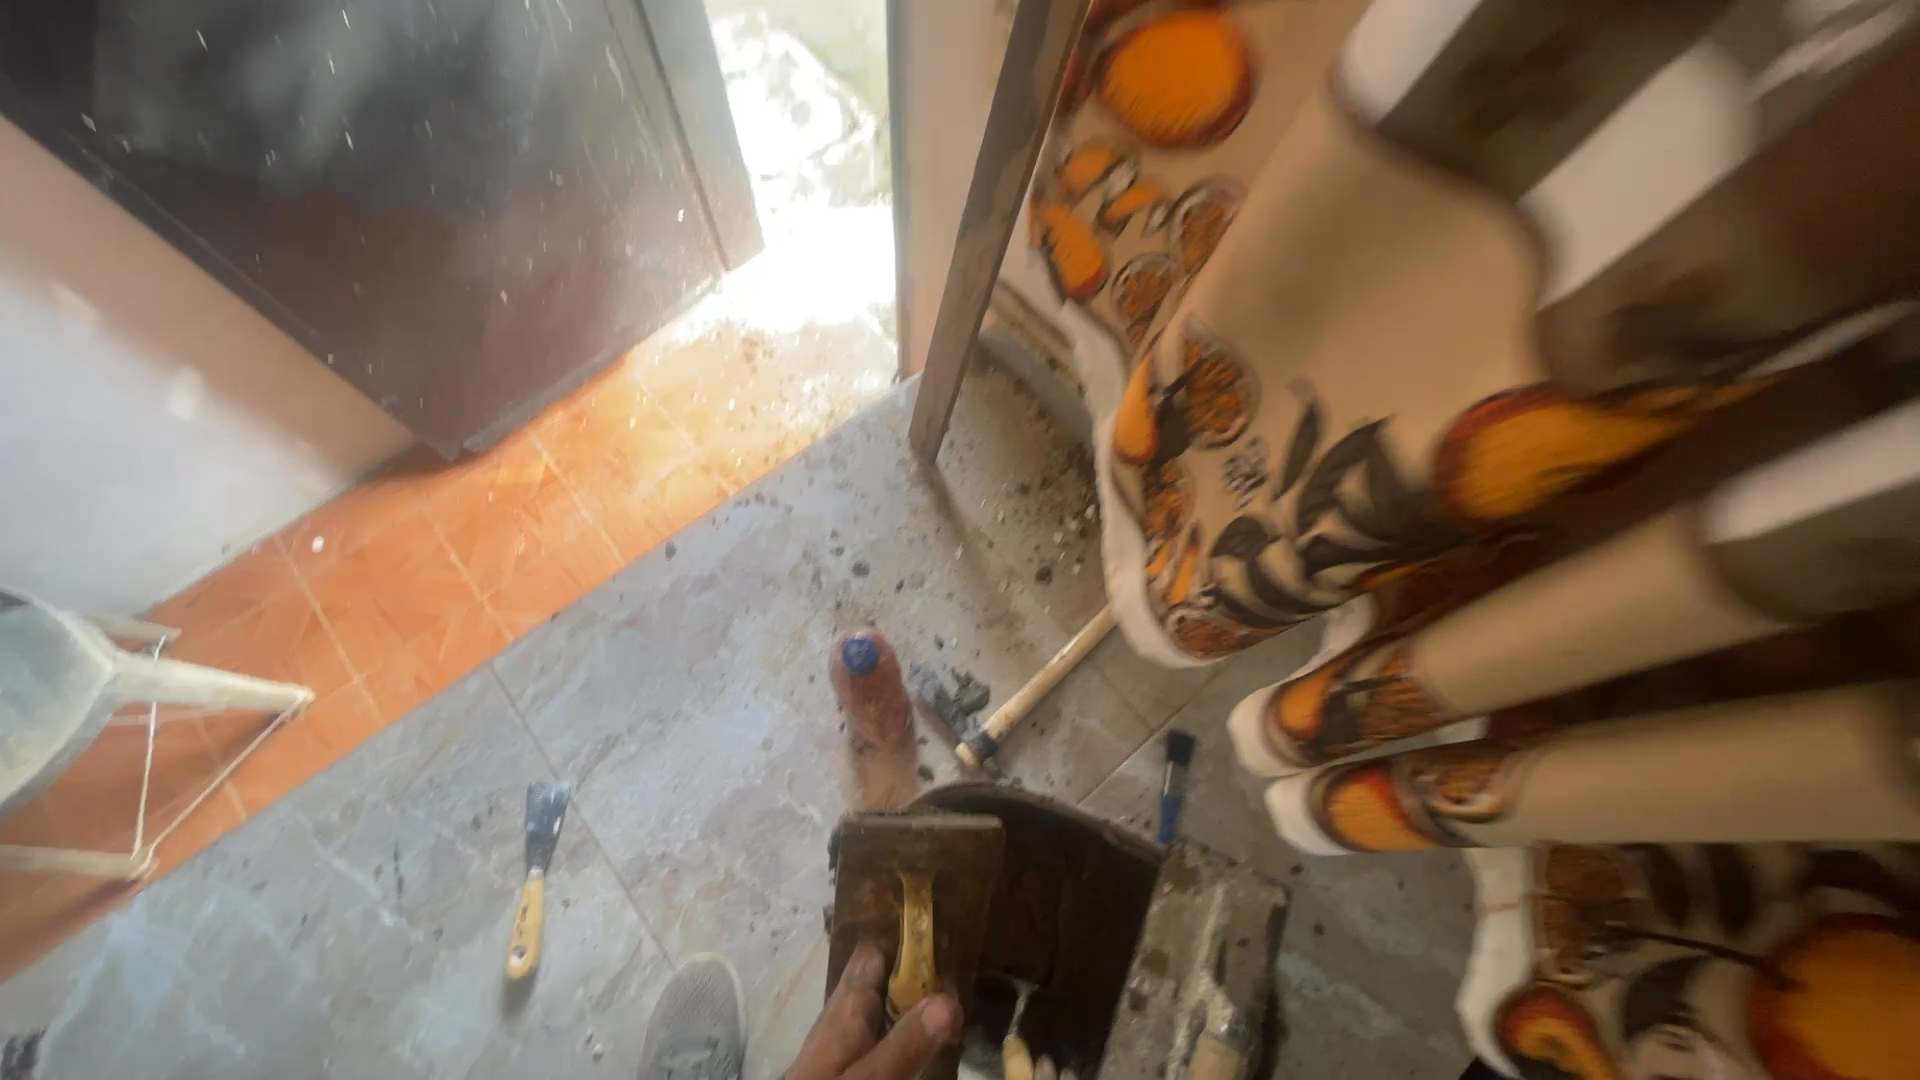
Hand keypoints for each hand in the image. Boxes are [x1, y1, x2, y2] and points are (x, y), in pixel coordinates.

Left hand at [784, 942, 961, 1079]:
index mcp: (848, 1004)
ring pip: (887, 1011)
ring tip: (956, 1019)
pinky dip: (906, 1040)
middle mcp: (845, 1015)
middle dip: (922, 982)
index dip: (909, 942)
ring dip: (918, 1012)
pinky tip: (930, 1055)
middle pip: (886, 981)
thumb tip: (950, 999)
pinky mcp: (847, 1065)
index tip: (946, 947)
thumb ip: (907, 1043)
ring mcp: (845, 1043)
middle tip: (962, 991)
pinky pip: (881, 1039)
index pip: (876, 950)